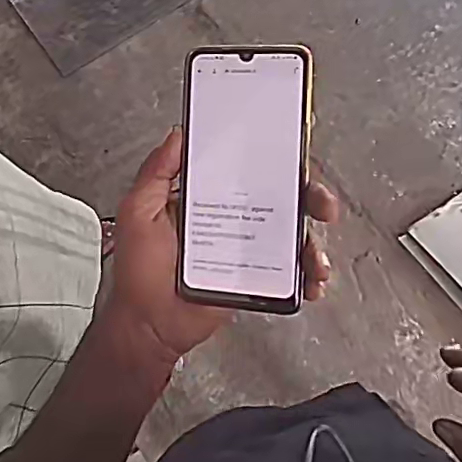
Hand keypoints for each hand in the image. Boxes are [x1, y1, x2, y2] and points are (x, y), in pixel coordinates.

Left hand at [105, 129, 339, 367]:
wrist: (147, 325)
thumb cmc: (139, 270)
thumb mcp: (139, 212)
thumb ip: (156, 173)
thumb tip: (178, 136)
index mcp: (210, 199)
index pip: (250, 171)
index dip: (277, 162)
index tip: (295, 157)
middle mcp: (234, 219)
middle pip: (283, 200)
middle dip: (312, 199)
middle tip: (323, 206)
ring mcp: (247, 250)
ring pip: (293, 237)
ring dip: (314, 243)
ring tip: (316, 259)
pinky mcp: (256, 280)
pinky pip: (290, 274)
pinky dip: (308, 277)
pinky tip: (312, 282)